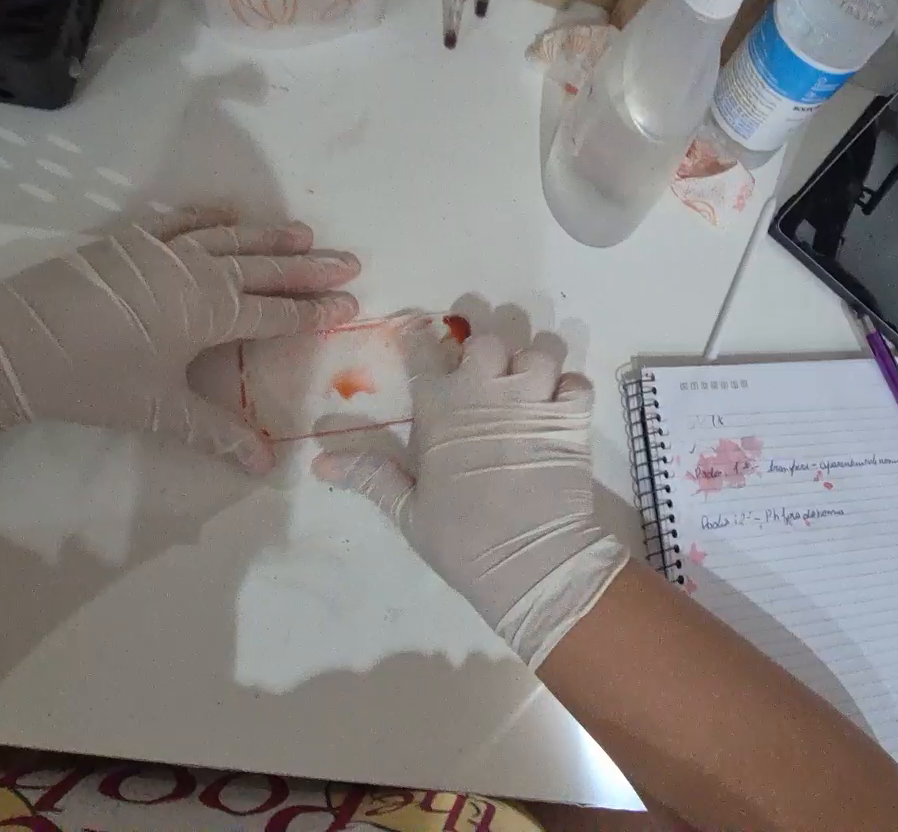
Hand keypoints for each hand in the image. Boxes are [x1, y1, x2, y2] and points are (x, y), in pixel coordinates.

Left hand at [0, 207, 359, 473]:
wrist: (3, 344)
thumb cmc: (90, 379)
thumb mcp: (158, 410)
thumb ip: (218, 432)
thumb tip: (267, 467)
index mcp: (212, 312)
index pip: (281, 312)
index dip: (319, 310)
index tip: (352, 301)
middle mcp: (200, 274)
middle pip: (269, 268)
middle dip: (313, 267)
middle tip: (350, 261)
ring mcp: (166, 250)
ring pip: (235, 239)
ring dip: (272, 236)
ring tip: (306, 232)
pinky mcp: (132, 240)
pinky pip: (184, 220)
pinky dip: (213, 215)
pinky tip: (230, 212)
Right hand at [313, 334, 627, 666]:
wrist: (529, 561)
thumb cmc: (461, 539)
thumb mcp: (407, 510)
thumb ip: (369, 474)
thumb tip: (319, 458)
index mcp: (442, 411)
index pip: (423, 354)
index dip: (419, 339)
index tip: (419, 335)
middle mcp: (488, 393)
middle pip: (488, 340)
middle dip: (486, 350)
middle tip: (487, 374)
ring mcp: (534, 401)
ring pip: (538, 351)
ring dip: (533, 363)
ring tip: (529, 387)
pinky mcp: (571, 418)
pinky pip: (577, 382)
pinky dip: (571, 389)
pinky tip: (562, 407)